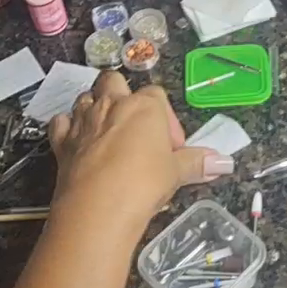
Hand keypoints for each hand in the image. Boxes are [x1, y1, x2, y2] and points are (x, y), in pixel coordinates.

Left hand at [47, 72, 231, 229]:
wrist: (98, 206)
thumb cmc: (144, 184)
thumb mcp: (176, 173)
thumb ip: (197, 163)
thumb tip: (225, 163)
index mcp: (144, 106)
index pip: (156, 96)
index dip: (165, 120)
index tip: (170, 148)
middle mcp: (111, 103)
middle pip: (114, 81)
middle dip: (122, 96)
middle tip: (133, 128)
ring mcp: (83, 119)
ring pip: (86, 97)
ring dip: (95, 109)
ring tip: (107, 136)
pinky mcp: (61, 140)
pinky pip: (61, 122)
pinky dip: (68, 127)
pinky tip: (77, 142)